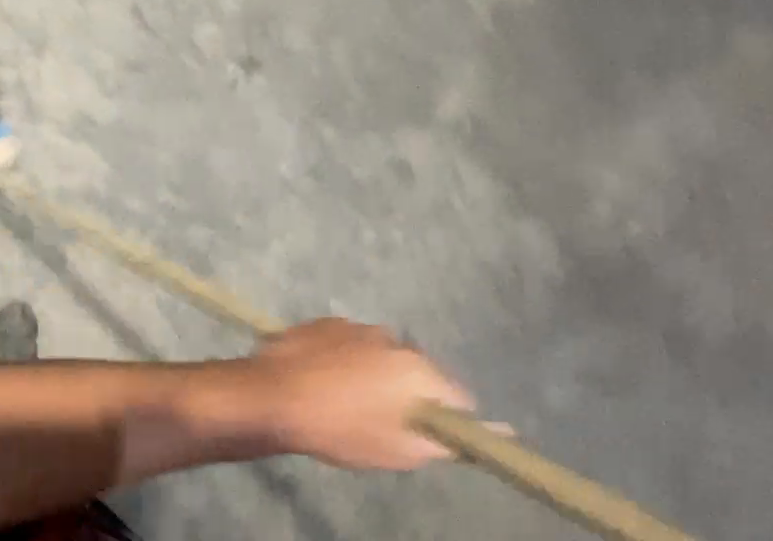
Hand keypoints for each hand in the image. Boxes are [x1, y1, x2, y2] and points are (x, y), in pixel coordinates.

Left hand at [251, 317, 474, 470]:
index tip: (425, 435)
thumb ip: (450, 440)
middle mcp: (391, 338)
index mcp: (417, 368)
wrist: (270, 395)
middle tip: (382, 420)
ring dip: (375, 373)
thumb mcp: (401, 450)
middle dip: (409, 393)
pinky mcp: (320, 322)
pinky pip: (348, 343)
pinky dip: (345, 359)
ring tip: (347, 399)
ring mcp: (353, 325)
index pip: (457, 397)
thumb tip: (501, 431)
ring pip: (381, 354)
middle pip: (417, 371)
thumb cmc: (341, 429)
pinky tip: (324, 379)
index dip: (447, 420)